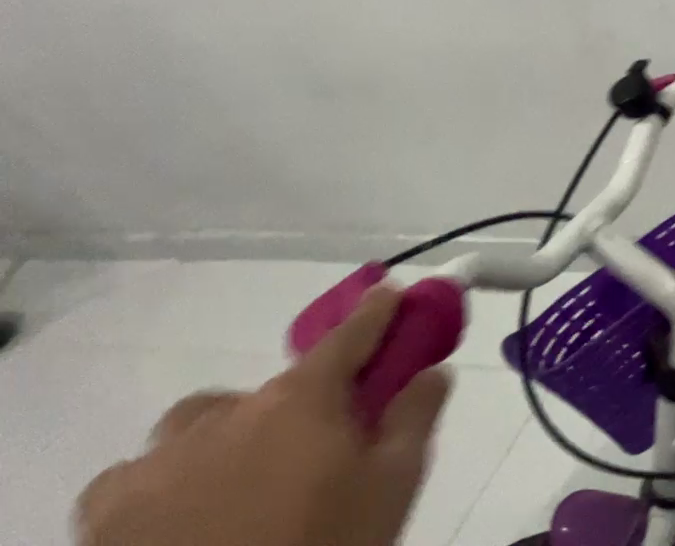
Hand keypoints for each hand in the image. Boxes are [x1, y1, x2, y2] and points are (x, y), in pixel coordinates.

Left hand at [76, 285, 450, 545]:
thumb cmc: (325, 540)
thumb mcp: (394, 483)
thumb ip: (415, 418)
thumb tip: (432, 371)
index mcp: (302, 400)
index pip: (347, 339)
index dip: (374, 313)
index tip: (387, 290)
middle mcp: (229, 413)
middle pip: (271, 389)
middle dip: (297, 404)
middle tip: (317, 445)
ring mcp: (159, 460)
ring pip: (199, 423)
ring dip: (227, 434)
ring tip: (244, 477)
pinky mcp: (106, 510)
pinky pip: (136, 473)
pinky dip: (163, 478)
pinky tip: (179, 508)